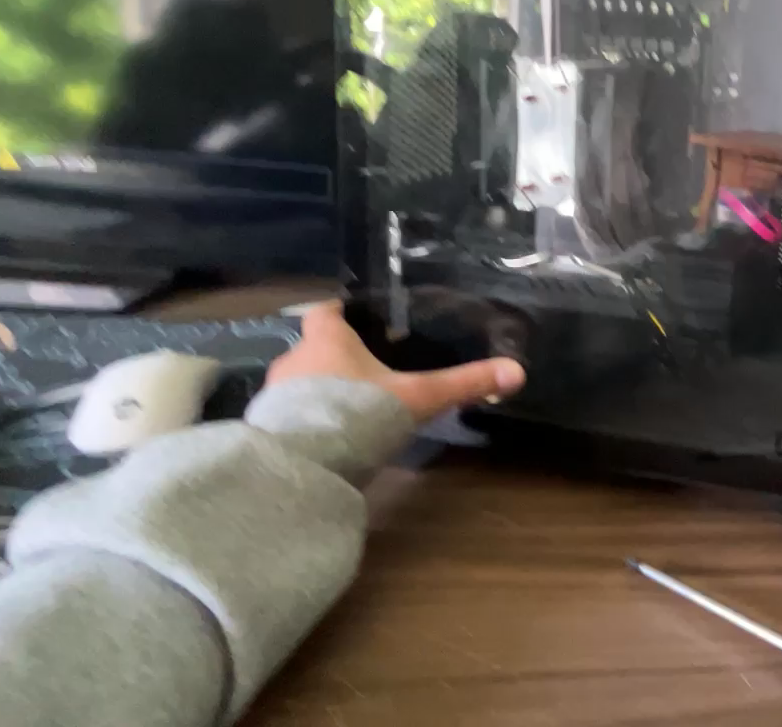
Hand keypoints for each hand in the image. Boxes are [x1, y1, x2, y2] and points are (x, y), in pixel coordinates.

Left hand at [266, 302, 525, 420]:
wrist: (299, 469)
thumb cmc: (358, 413)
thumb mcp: (419, 397)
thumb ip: (463, 383)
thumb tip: (516, 372)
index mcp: (328, 341)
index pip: (325, 312)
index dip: (340, 311)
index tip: (357, 315)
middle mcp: (294, 361)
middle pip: (313, 348)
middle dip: (336, 357)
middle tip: (369, 366)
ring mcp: (272, 398)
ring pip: (299, 383)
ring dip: (319, 390)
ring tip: (353, 403)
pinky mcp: (264, 432)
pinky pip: (288, 415)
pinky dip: (307, 420)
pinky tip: (333, 435)